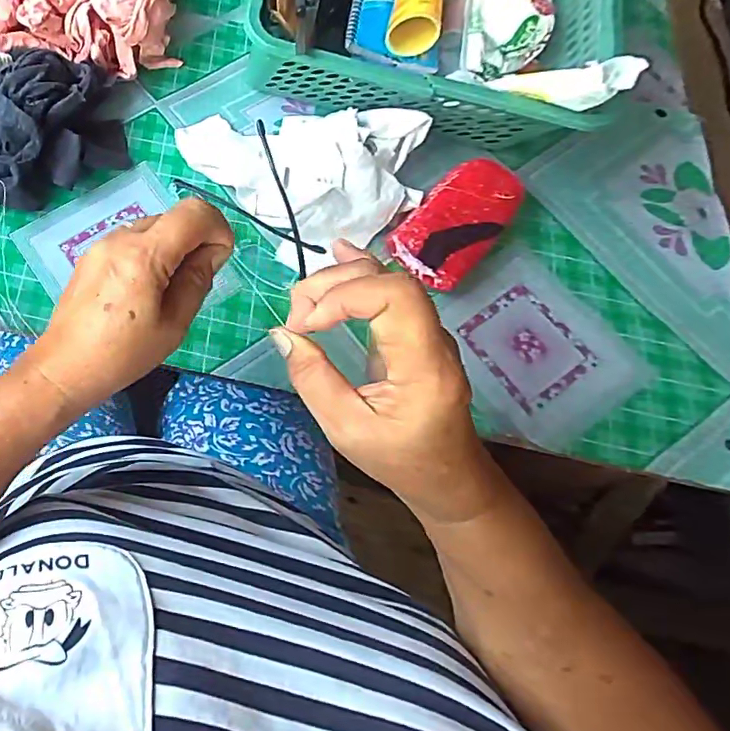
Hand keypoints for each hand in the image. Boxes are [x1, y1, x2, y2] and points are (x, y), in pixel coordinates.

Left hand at [24, 198, 234, 409]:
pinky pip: (131, 241)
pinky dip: (149, 253)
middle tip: (194, 282)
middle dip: (194, 240)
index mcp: (143, 255)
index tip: (218, 259)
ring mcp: (102, 244)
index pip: (194, 212)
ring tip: (166, 291)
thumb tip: (211, 251)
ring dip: (171, 247)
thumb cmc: (122, 355)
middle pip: (173, 217)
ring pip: (152, 228)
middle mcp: (120, 238)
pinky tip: (142, 291)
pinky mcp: (91, 255)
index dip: (217, 229)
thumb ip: (197, 280)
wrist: (64, 367)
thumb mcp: (173, 325)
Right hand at [273, 242, 499, 523]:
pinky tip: (338, 255)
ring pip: (385, 279)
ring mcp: (426, 330)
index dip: (343, 295)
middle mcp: (431, 337)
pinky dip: (358, 274)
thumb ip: (313, 379)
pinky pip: (388, 290)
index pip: (394, 295)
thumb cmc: (399, 458)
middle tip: (296, 318)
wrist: (447, 474)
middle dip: (331, 285)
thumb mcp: (345, 430)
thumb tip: (283, 334)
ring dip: (338, 281)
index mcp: (423, 364)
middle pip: (385, 279)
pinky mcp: (414, 330)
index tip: (307, 325)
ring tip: (303, 304)